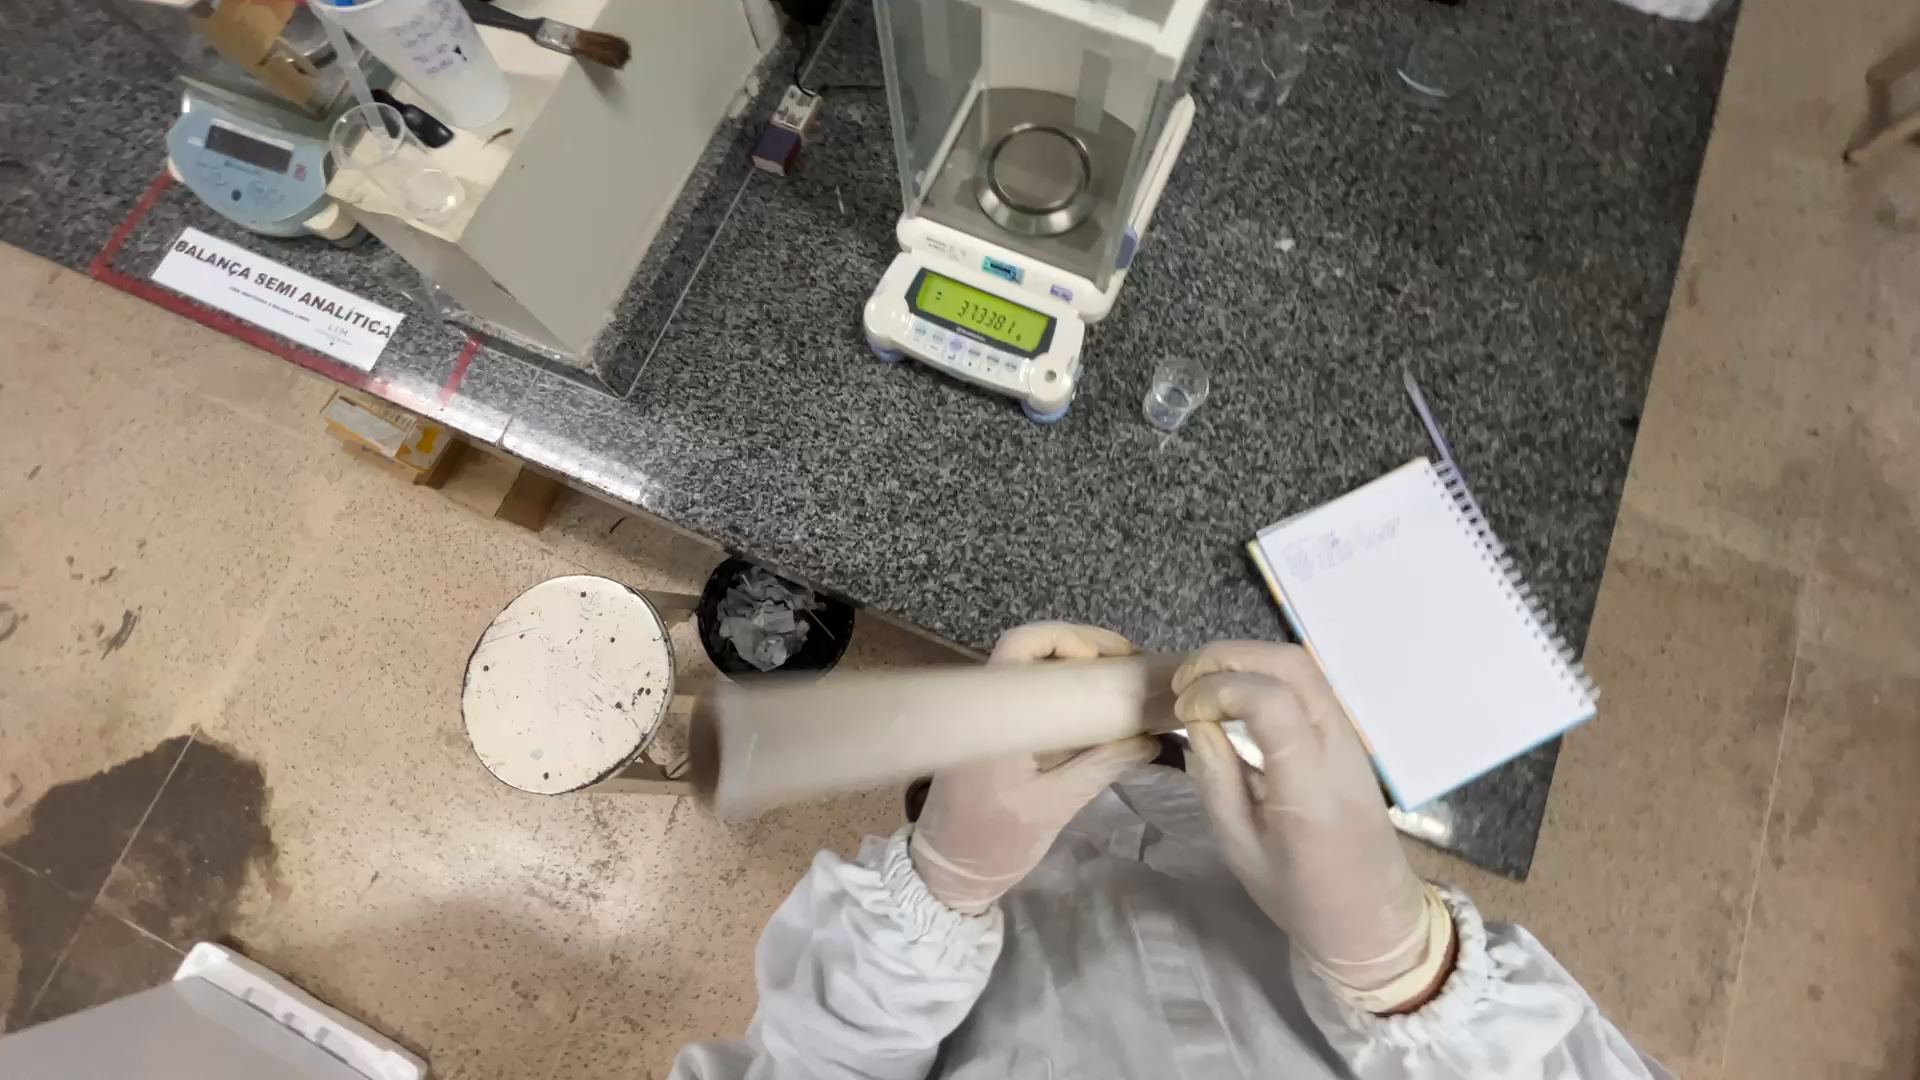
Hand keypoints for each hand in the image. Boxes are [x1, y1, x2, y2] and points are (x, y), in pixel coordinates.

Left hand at [910, 623, 1159, 913]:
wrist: (947, 872)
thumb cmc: (993, 839)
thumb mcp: (1053, 806)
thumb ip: (1101, 767)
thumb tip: (1148, 739)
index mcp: (990, 711)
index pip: (1021, 644)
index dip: (1066, 638)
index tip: (1109, 658)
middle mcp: (984, 701)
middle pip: (1032, 650)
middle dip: (1084, 649)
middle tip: (1130, 665)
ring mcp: (988, 715)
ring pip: (1034, 671)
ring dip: (1076, 670)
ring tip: (1122, 681)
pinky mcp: (996, 732)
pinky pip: (1032, 697)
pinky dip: (1065, 694)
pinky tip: (1097, 706)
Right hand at [1174, 641, 1451, 1011]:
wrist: (1377, 920)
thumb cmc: (1302, 895)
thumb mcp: (1240, 847)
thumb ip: (1215, 778)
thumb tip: (1196, 719)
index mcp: (1311, 788)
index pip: (1272, 701)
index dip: (1217, 690)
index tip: (1185, 712)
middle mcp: (1338, 748)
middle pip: (1289, 664)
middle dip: (1225, 657)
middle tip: (1184, 683)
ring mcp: (1349, 736)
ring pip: (1299, 663)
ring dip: (1242, 659)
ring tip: (1201, 685)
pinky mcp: (1347, 734)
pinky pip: (1304, 681)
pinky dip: (1259, 671)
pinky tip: (1230, 695)